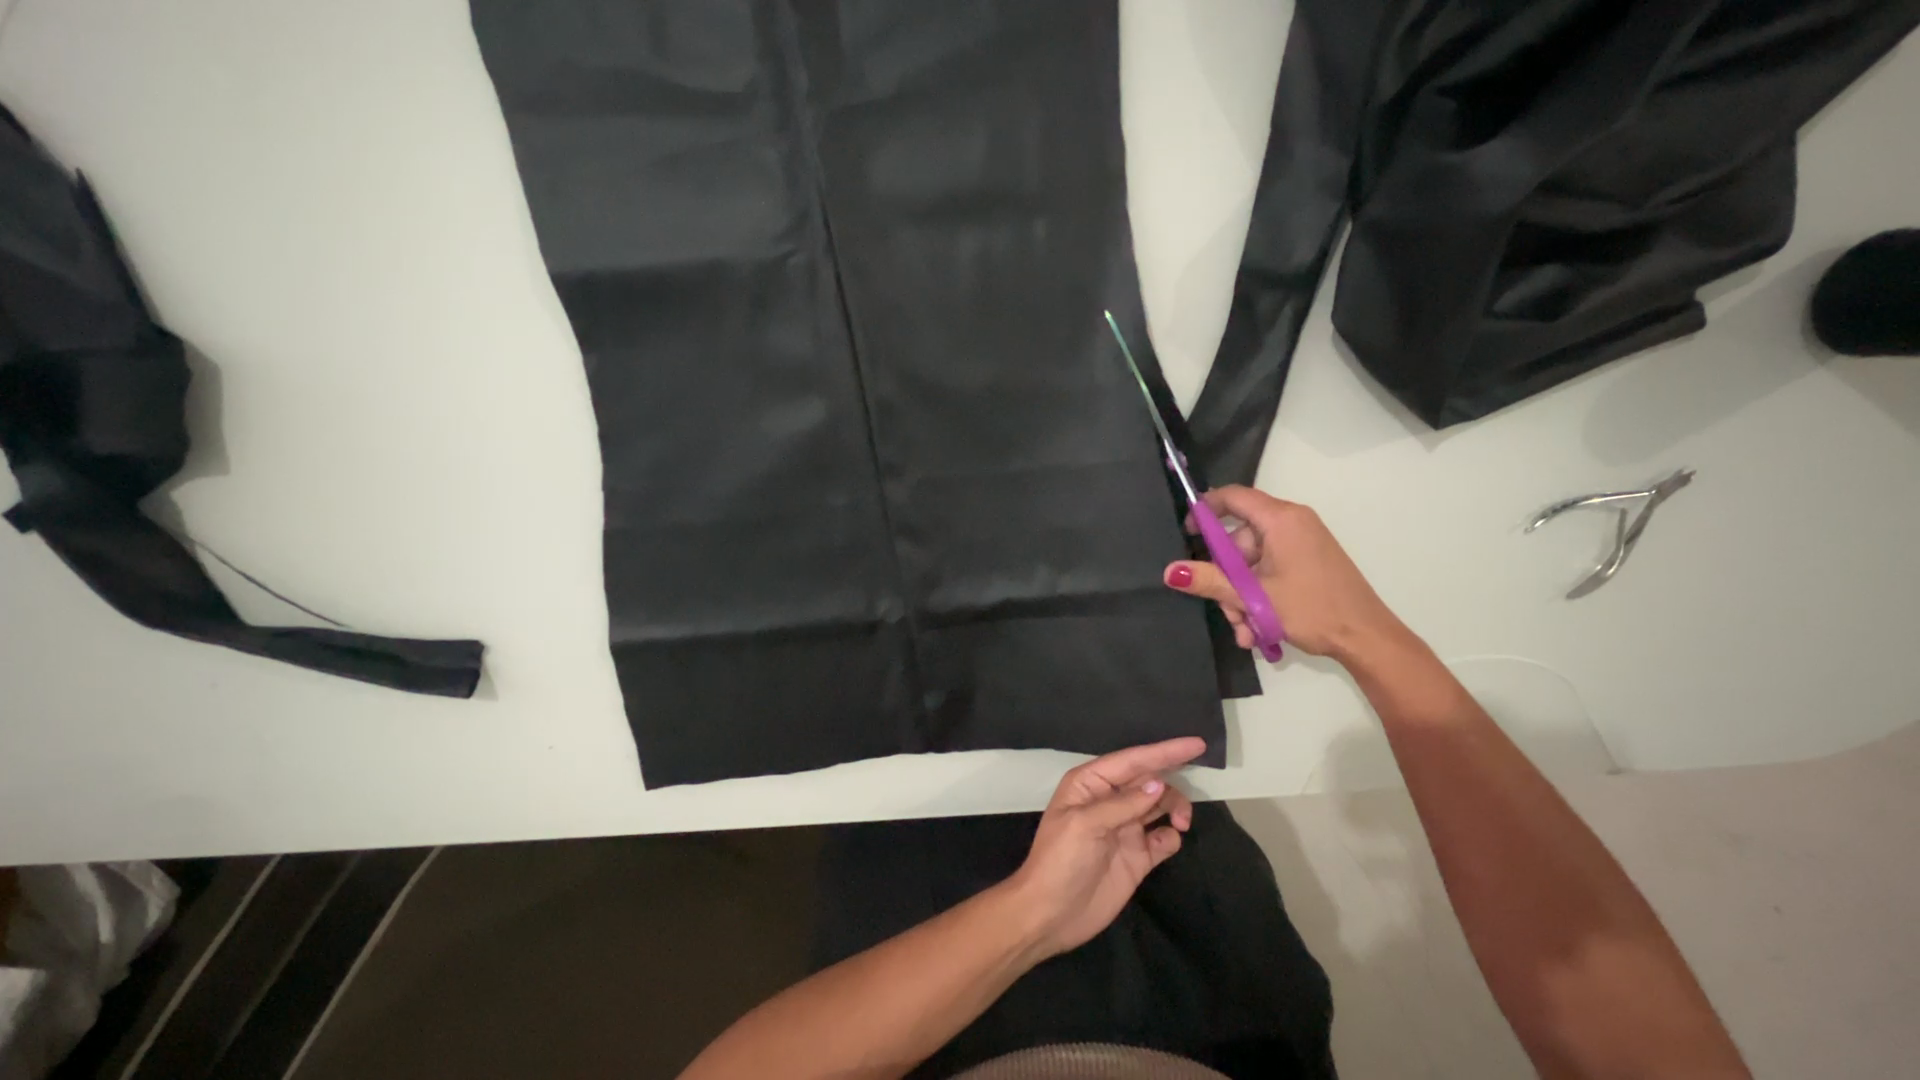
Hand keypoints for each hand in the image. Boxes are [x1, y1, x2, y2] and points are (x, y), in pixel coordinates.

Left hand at [1005, 737, 1203, 958]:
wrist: (1050, 915)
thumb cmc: (1060, 861)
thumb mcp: (1085, 825)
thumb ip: (1123, 804)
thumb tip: (1158, 783)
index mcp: (1090, 784)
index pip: (1132, 760)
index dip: (1164, 751)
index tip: (1196, 744)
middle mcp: (1109, 801)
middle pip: (1149, 780)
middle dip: (1172, 779)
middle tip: (1196, 786)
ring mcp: (1125, 829)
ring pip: (1160, 805)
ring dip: (1175, 807)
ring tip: (1181, 822)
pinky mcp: (1137, 856)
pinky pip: (1163, 837)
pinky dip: (1171, 835)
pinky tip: (1167, 840)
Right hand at [1162, 485, 1404, 661]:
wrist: (1366, 637)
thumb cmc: (1311, 609)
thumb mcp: (1253, 597)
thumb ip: (1209, 581)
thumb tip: (1170, 571)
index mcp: (1281, 520)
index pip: (1233, 497)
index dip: (1205, 511)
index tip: (1187, 536)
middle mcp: (1292, 524)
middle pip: (1239, 540)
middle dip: (1226, 578)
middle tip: (1224, 610)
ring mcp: (1301, 544)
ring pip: (1252, 563)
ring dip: (1241, 597)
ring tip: (1244, 631)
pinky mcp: (1307, 563)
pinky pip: (1269, 572)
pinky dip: (1258, 597)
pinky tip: (1256, 629)